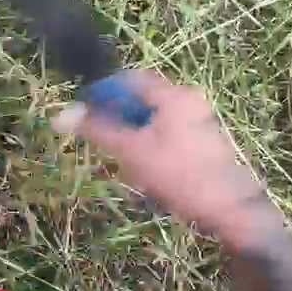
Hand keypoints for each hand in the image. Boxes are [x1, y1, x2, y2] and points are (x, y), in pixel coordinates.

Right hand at [55, 71, 283, 248]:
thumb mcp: (130, 150)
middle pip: (142, 99)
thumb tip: (61, 115)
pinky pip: (168, 132)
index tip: (86, 111)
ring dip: (133, 132)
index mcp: (175, 95)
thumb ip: (96, 129)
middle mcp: (190, 101)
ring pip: (154, 118)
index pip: (130, 80)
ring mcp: (201, 121)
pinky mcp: (205, 141)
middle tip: (101, 137)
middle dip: (118, 116)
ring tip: (122, 157)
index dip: (104, 92)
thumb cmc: (178, 174)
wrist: (230, 210)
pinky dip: (150, 142)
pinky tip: (144, 167)